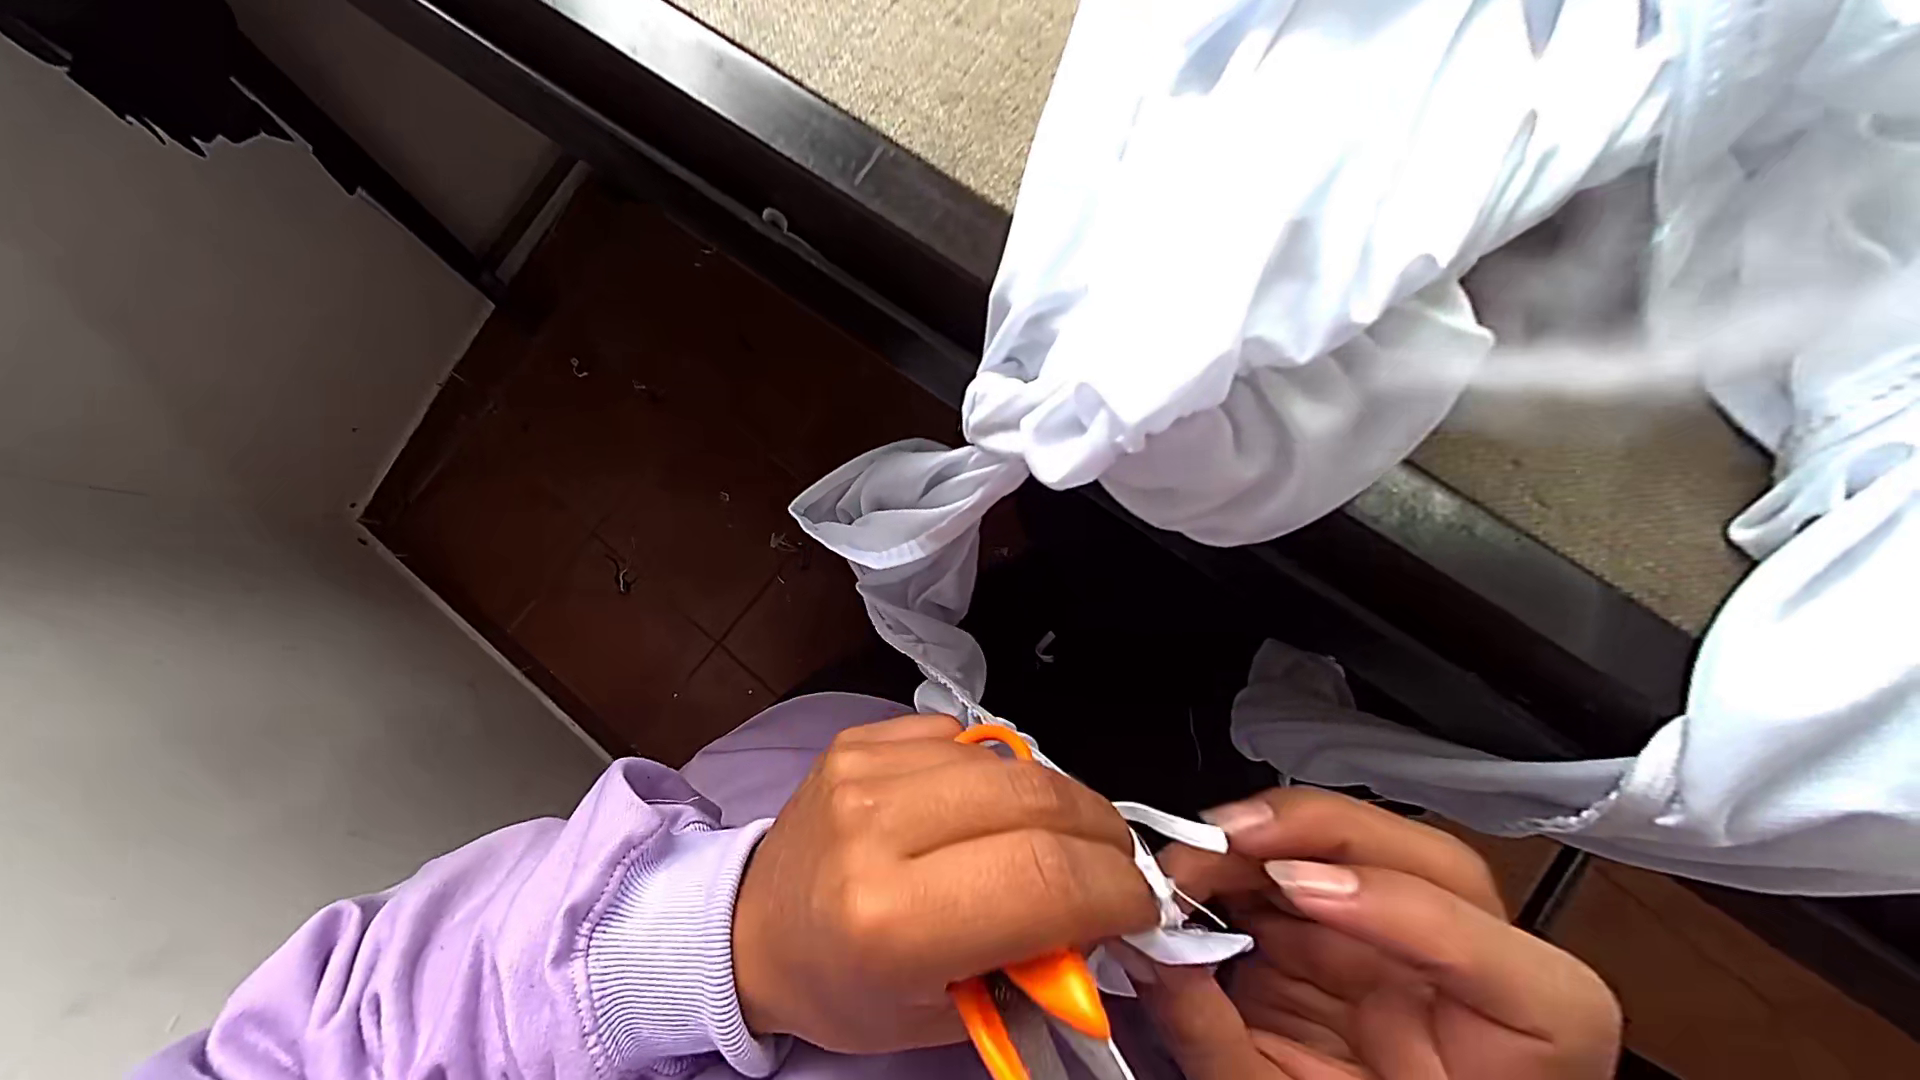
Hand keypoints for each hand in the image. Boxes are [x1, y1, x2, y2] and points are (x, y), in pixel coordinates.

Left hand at [730, 713, 1158, 1052]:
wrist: (752, 922)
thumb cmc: (845, 984)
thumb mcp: (941, 1013)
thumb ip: (1032, 965)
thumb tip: (1103, 917)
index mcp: (892, 918)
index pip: (1042, 877)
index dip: (1113, 888)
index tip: (1137, 905)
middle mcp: (877, 826)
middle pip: (1034, 799)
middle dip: (1100, 831)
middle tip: (1115, 860)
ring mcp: (866, 767)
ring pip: (1007, 760)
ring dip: (1057, 797)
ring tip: (1062, 831)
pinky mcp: (862, 736)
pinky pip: (963, 736)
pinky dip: (997, 772)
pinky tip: (989, 803)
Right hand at [1132, 788, 1620, 1078]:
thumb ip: (1216, 1041)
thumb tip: (1152, 952)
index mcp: (1506, 1075)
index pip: (1526, 984)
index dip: (1408, 913)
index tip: (1293, 886)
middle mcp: (1473, 991)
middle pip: (1437, 869)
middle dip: (1320, 829)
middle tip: (1227, 833)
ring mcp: (1411, 947)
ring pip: (1362, 846)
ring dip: (1266, 833)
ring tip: (1192, 855)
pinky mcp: (1351, 924)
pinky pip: (1302, 864)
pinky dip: (1244, 855)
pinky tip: (1200, 867)